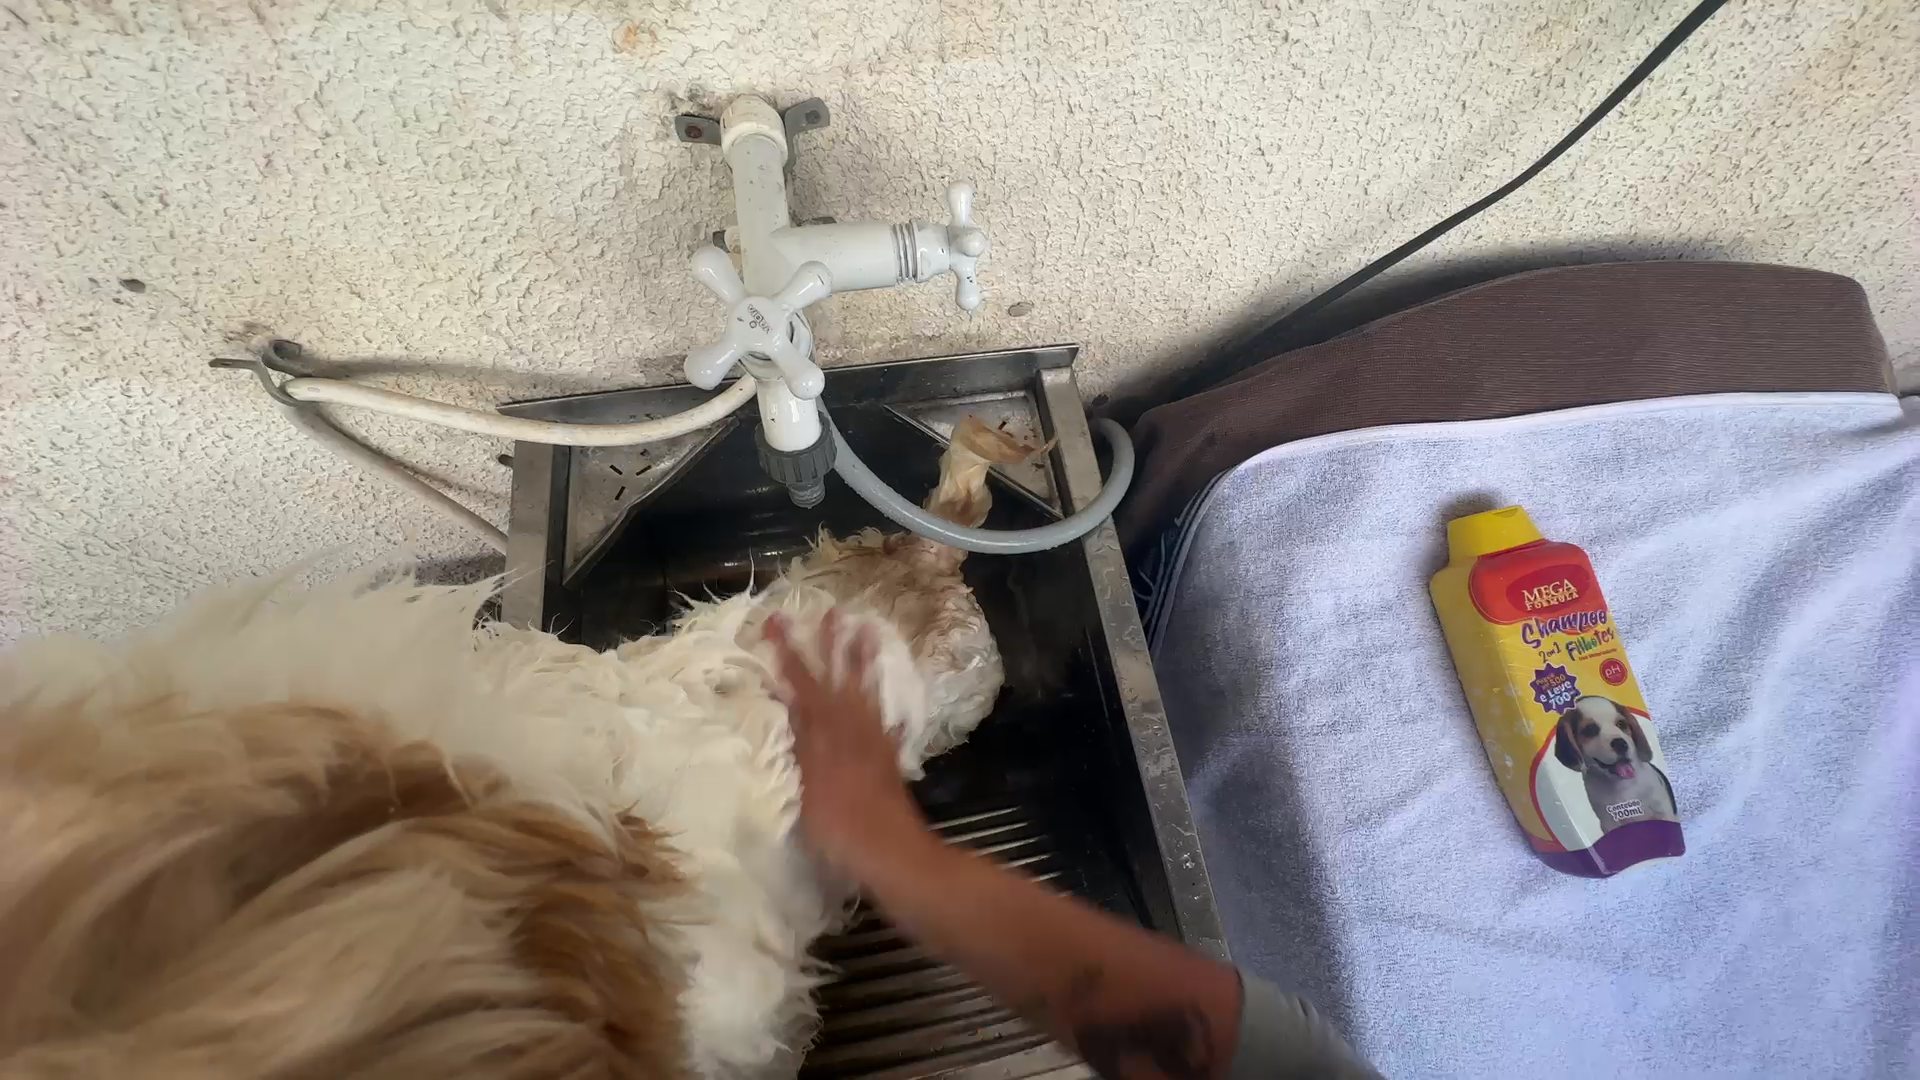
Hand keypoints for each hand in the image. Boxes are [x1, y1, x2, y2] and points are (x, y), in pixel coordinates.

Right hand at [763, 609, 934, 881]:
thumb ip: (801, 745)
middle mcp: (852, 727)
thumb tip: (792, 707)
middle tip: (832, 611)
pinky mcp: (889, 756)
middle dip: (832, 643)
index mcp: (826, 731)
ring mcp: (874, 739)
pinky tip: (887, 703)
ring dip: (864, 660)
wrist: (892, 852)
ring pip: (867, 690)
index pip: (802, 682)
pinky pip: (888, 721)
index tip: (778, 622)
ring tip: (867, 630)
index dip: (789, 652)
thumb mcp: (806, 788)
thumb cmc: (841, 828)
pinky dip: (885, 708)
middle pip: (839, 677)